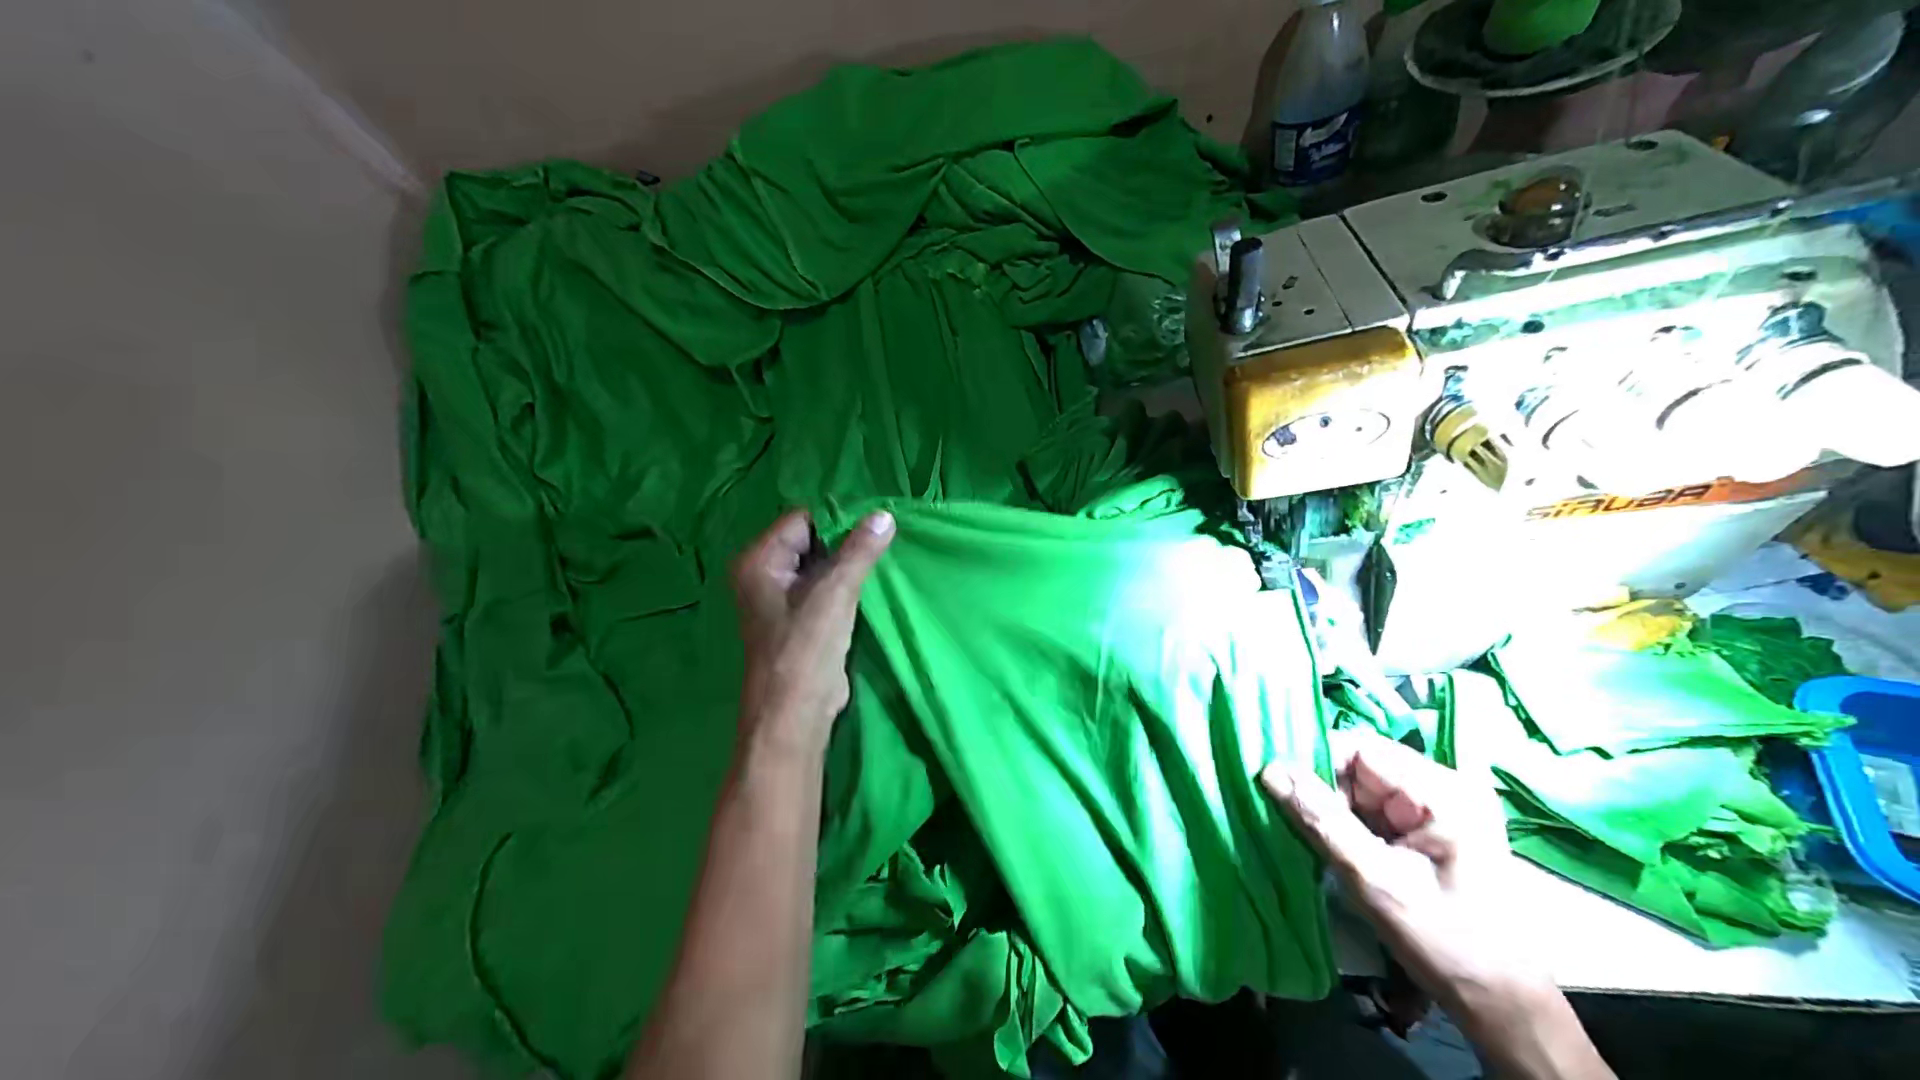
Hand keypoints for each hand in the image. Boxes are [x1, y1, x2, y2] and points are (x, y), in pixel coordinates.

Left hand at [731, 508, 894, 755]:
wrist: (795, 714)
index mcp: (758, 560)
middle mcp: (762, 574)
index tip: (873, 526)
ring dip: (848, 566)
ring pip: (820, 566)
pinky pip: (823, 589)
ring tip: (879, 563)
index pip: (802, 520)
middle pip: (811, 540)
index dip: (838, 520)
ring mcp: (779, 598)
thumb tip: (884, 515)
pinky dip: (844, 586)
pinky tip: (869, 587)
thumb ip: (860, 550)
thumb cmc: (806, 648)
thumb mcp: (835, 592)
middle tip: (881, 544)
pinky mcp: (798, 619)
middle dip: (845, 542)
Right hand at [1262, 730, 1611, 1079]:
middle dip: (1322, 789)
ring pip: (1360, 786)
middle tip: (1295, 822)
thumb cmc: (1444, 942)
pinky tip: (1333, 845)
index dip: (1315, 762)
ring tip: (1311, 836)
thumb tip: (1270, 770)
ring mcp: (1437, 806)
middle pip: (1359, 765)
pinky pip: (1371, 807)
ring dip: (1330, 808)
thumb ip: (1322, 820)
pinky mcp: (1427, 826)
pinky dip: (1345, 822)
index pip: (1361, 749)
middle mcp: (1443, 787)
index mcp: (1444, 791)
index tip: (1280, 788)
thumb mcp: (1374, 879)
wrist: (1497, 1002)